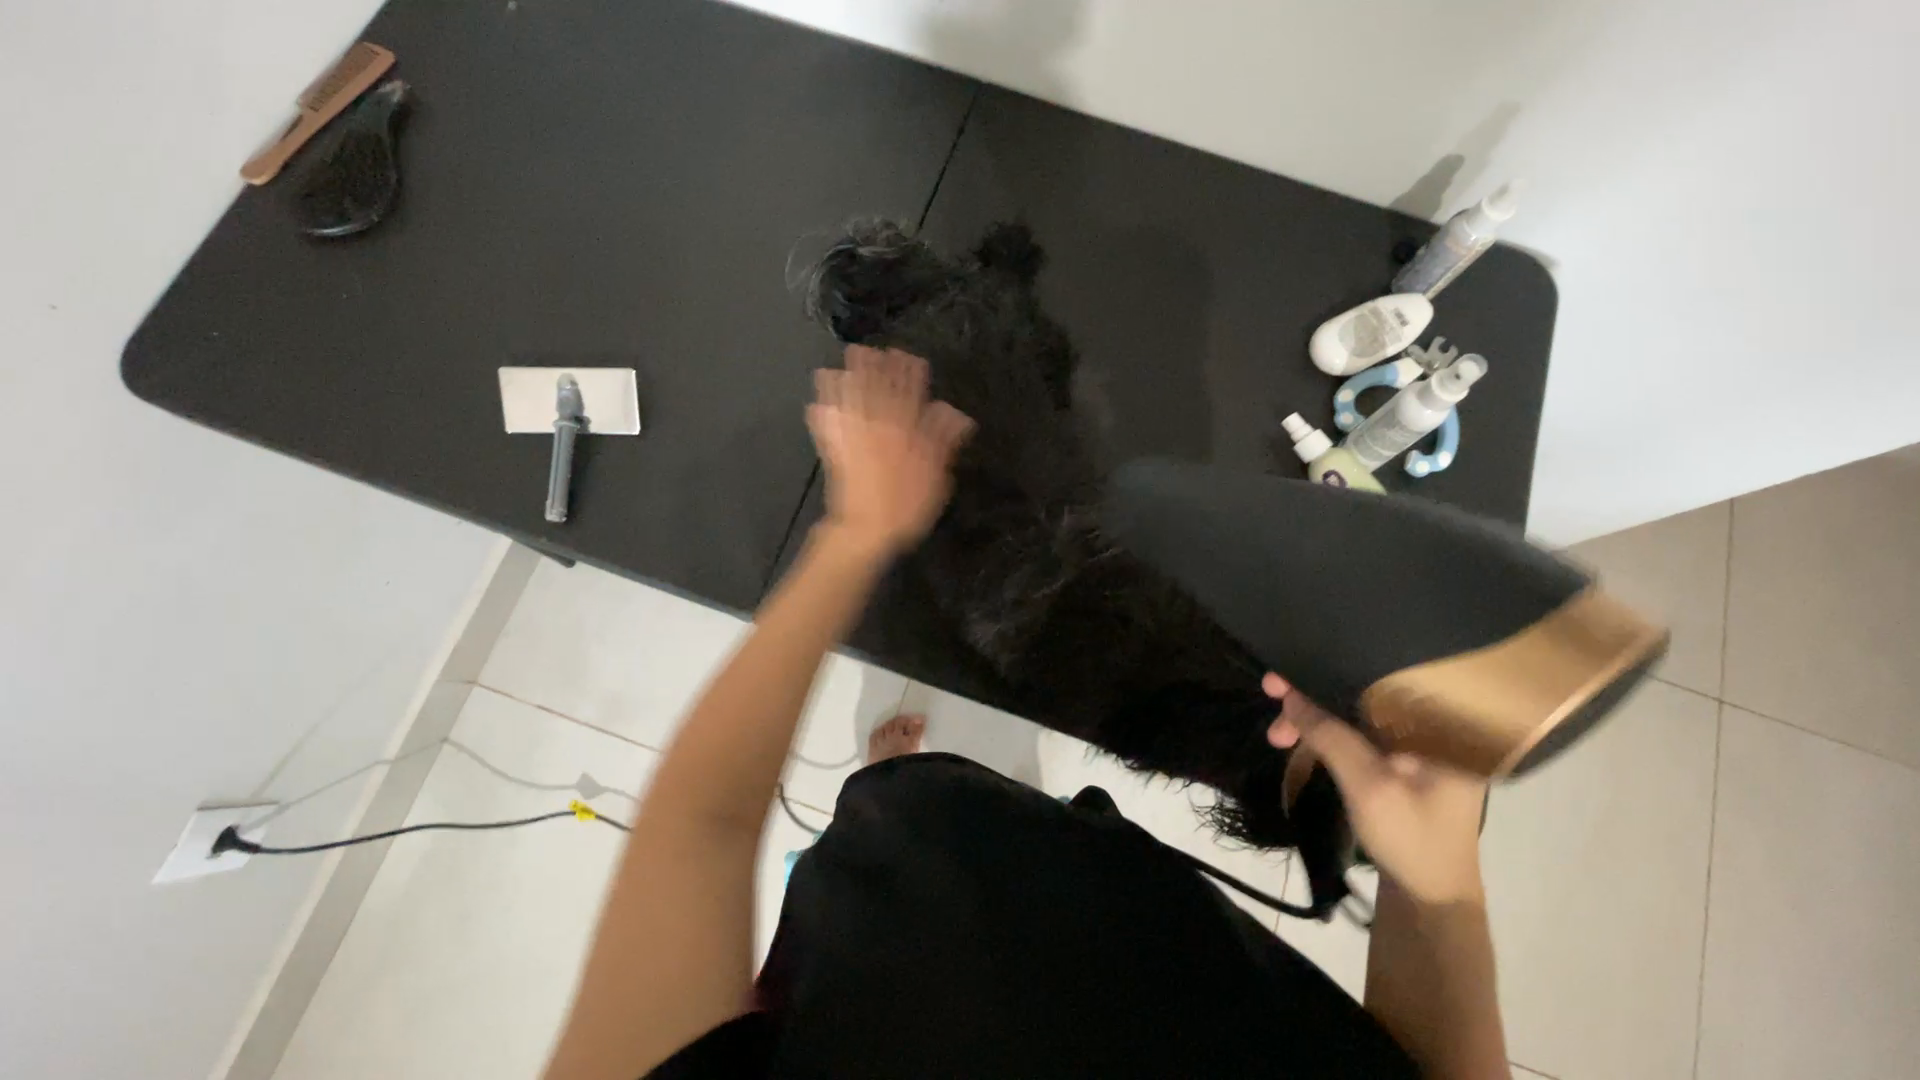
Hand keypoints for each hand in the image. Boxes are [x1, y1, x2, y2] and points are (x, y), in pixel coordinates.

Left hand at [808, 346, 974, 556]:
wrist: (867, 528)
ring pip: (850, 397)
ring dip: (848, 376)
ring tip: (847, 357)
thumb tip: (955, 412)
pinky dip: (823, 405)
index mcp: (905, 428)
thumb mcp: (937, 474)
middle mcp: (877, 424)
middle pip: (876, 388)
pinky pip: (827, 421)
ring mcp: (853, 434)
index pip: (909, 392)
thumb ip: (943, 440)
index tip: (908, 354)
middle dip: (875, 366)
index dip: (909, 371)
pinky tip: (819, 394)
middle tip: (872, 348)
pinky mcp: (834, 449)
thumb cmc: (908, 505)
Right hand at [1264, 673, 1487, 905]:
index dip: (1329, 674)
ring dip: (1316, 722)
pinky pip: (1361, 737)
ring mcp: (1420, 749)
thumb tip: (1290, 693)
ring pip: (1358, 717)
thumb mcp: (1368, 786)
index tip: (1284, 674)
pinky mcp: (1405, 766)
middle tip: (1270, 699)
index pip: (1382, 680)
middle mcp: (1436, 729)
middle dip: (1316, 701)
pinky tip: (1302, 743)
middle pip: (1366, 696)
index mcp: (1446, 727)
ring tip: (1277, 736)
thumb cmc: (1410, 841)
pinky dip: (1330, 738)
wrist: (1430, 902)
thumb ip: (1331, 736)